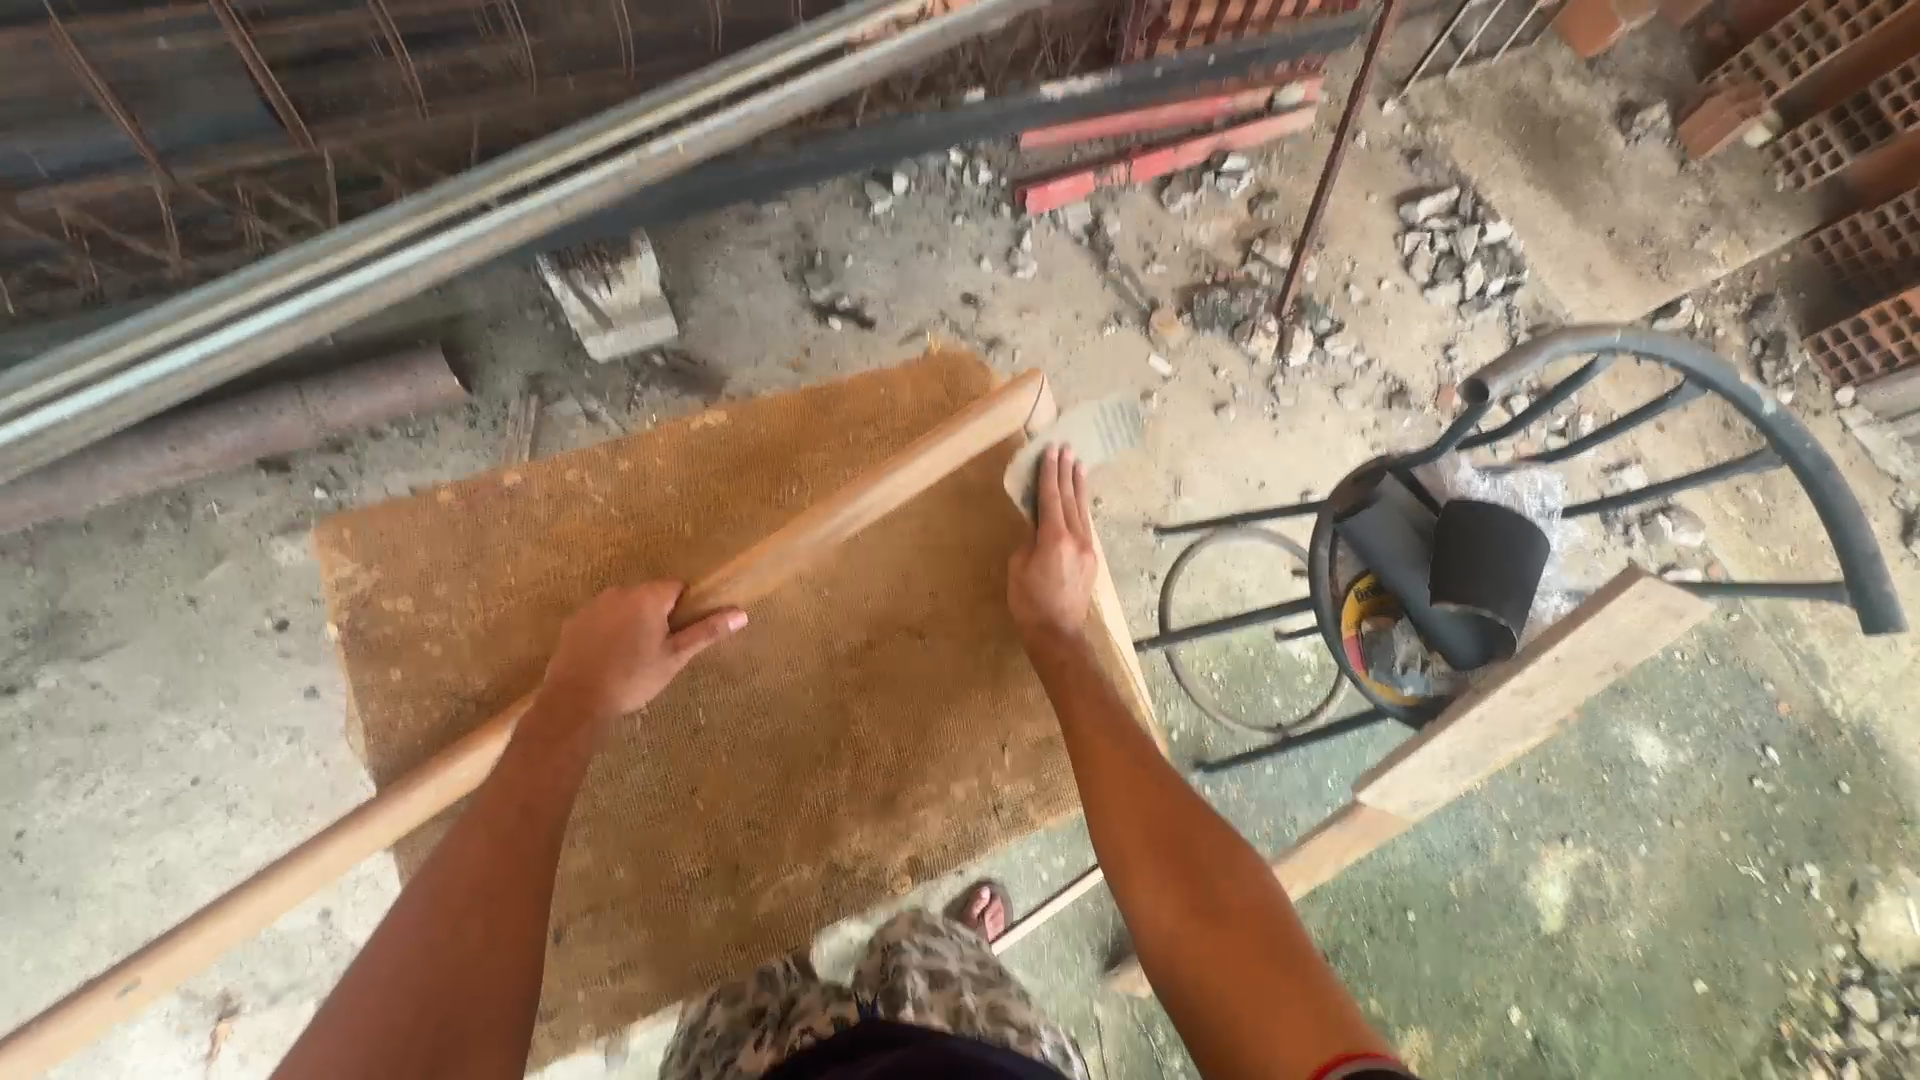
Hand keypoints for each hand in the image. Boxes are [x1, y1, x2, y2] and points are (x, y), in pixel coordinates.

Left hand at [538, 582, 746, 724]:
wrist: (575, 700)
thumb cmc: (633, 678)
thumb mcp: (675, 657)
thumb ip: (707, 632)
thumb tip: (742, 614)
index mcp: (649, 596)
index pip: (678, 588)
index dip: (684, 609)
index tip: (680, 635)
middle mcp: (620, 592)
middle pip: (650, 596)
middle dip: (658, 616)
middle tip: (659, 650)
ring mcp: (593, 605)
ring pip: (625, 607)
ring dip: (632, 622)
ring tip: (631, 657)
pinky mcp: (574, 621)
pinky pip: (602, 619)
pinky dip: (609, 631)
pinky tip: (608, 659)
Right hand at [1008, 445, 1096, 641]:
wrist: (1056, 632)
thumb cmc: (1029, 602)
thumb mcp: (1018, 567)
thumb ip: (1029, 541)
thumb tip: (1038, 528)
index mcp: (1054, 538)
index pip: (1050, 497)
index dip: (1049, 473)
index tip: (1050, 451)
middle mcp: (1076, 538)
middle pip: (1070, 498)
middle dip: (1066, 473)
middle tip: (1066, 449)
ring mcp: (1088, 549)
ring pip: (1082, 510)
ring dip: (1078, 486)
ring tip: (1078, 465)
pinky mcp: (1091, 560)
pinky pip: (1085, 526)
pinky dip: (1080, 508)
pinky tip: (1079, 500)